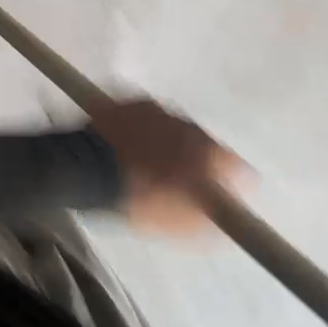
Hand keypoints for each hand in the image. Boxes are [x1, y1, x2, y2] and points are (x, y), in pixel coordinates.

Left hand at [87, 98, 249, 236]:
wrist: (88, 168)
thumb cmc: (141, 199)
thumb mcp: (185, 224)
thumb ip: (214, 216)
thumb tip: (224, 213)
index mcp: (214, 154)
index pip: (239, 169)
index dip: (227, 182)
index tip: (214, 193)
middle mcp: (191, 125)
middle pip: (203, 144)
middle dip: (194, 157)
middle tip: (174, 176)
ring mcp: (158, 109)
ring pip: (172, 126)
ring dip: (166, 139)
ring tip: (146, 157)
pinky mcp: (127, 101)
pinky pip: (143, 115)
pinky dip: (140, 127)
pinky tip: (128, 141)